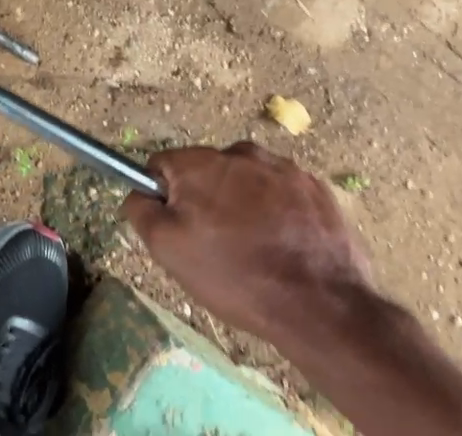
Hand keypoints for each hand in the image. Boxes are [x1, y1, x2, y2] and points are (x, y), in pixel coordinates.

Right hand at [123, 142, 372, 347]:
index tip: (178, 227)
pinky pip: (283, 194)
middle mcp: (240, 153)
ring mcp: (285, 170)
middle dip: (205, 198)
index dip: (164, 196)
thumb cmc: (234, 275)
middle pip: (206, 171)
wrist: (322, 308)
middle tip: (215, 242)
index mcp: (198, 162)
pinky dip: (279, 212)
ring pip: (247, 180)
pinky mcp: (319, 191)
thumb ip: (139, 209)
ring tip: (255, 247)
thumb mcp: (166, 248)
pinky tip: (285, 246)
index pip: (162, 165)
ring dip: (243, 203)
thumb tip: (138, 192)